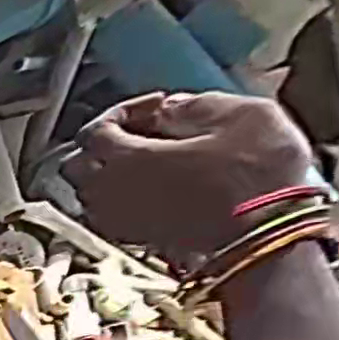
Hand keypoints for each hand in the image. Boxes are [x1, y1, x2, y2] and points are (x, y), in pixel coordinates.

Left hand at [63, 92, 316, 269]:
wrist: (261, 229)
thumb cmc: (255, 173)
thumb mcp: (244, 116)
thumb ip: (196, 105)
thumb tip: (169, 108)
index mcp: (126, 159)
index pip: (93, 131)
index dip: (120, 111)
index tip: (155, 105)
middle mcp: (106, 190)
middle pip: (77, 162)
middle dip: (104, 141)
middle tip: (145, 131)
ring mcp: (110, 216)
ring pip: (86, 187)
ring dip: (109, 168)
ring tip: (151, 156)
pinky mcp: (123, 234)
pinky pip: (101, 209)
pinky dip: (117, 192)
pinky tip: (152, 183)